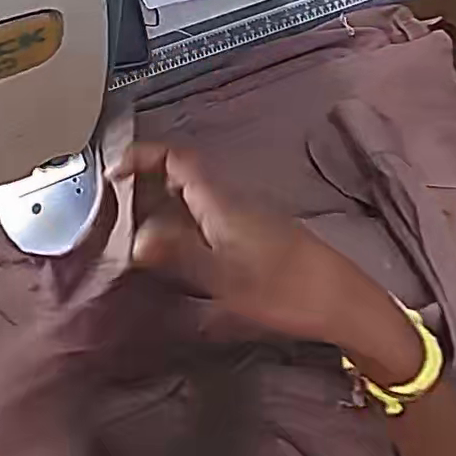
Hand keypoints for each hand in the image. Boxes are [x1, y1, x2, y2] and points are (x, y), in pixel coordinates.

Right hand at [108, 143, 420, 382]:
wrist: (341, 300)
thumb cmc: (283, 287)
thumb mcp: (224, 276)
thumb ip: (177, 253)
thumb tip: (136, 239)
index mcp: (218, 199)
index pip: (175, 157)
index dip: (142, 155)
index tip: (113, 172)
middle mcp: (227, 198)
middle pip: (178, 173)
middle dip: (144, 181)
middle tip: (115, 206)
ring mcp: (239, 214)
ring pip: (189, 195)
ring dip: (159, 203)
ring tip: (132, 229)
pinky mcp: (248, 233)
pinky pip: (202, 214)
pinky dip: (178, 221)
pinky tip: (172, 250)